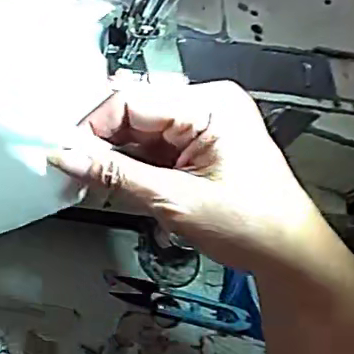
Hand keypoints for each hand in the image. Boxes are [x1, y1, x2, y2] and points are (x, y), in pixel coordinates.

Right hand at [49, 81, 345, 279]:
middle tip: (75, 168)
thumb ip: (114, 175)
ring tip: (99, 181)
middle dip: (101, 141)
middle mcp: (208, 105)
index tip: (66, 152)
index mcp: (210, 104)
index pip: (131, 100)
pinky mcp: (196, 144)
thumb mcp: (172, 198)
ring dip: (115, 155)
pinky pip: (150, 145)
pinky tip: (118, 181)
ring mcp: (202, 125)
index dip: (93, 127)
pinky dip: (130, 164)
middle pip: (131, 112)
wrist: (286, 253)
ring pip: (137, 130)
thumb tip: (70, 158)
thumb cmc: (254, 224)